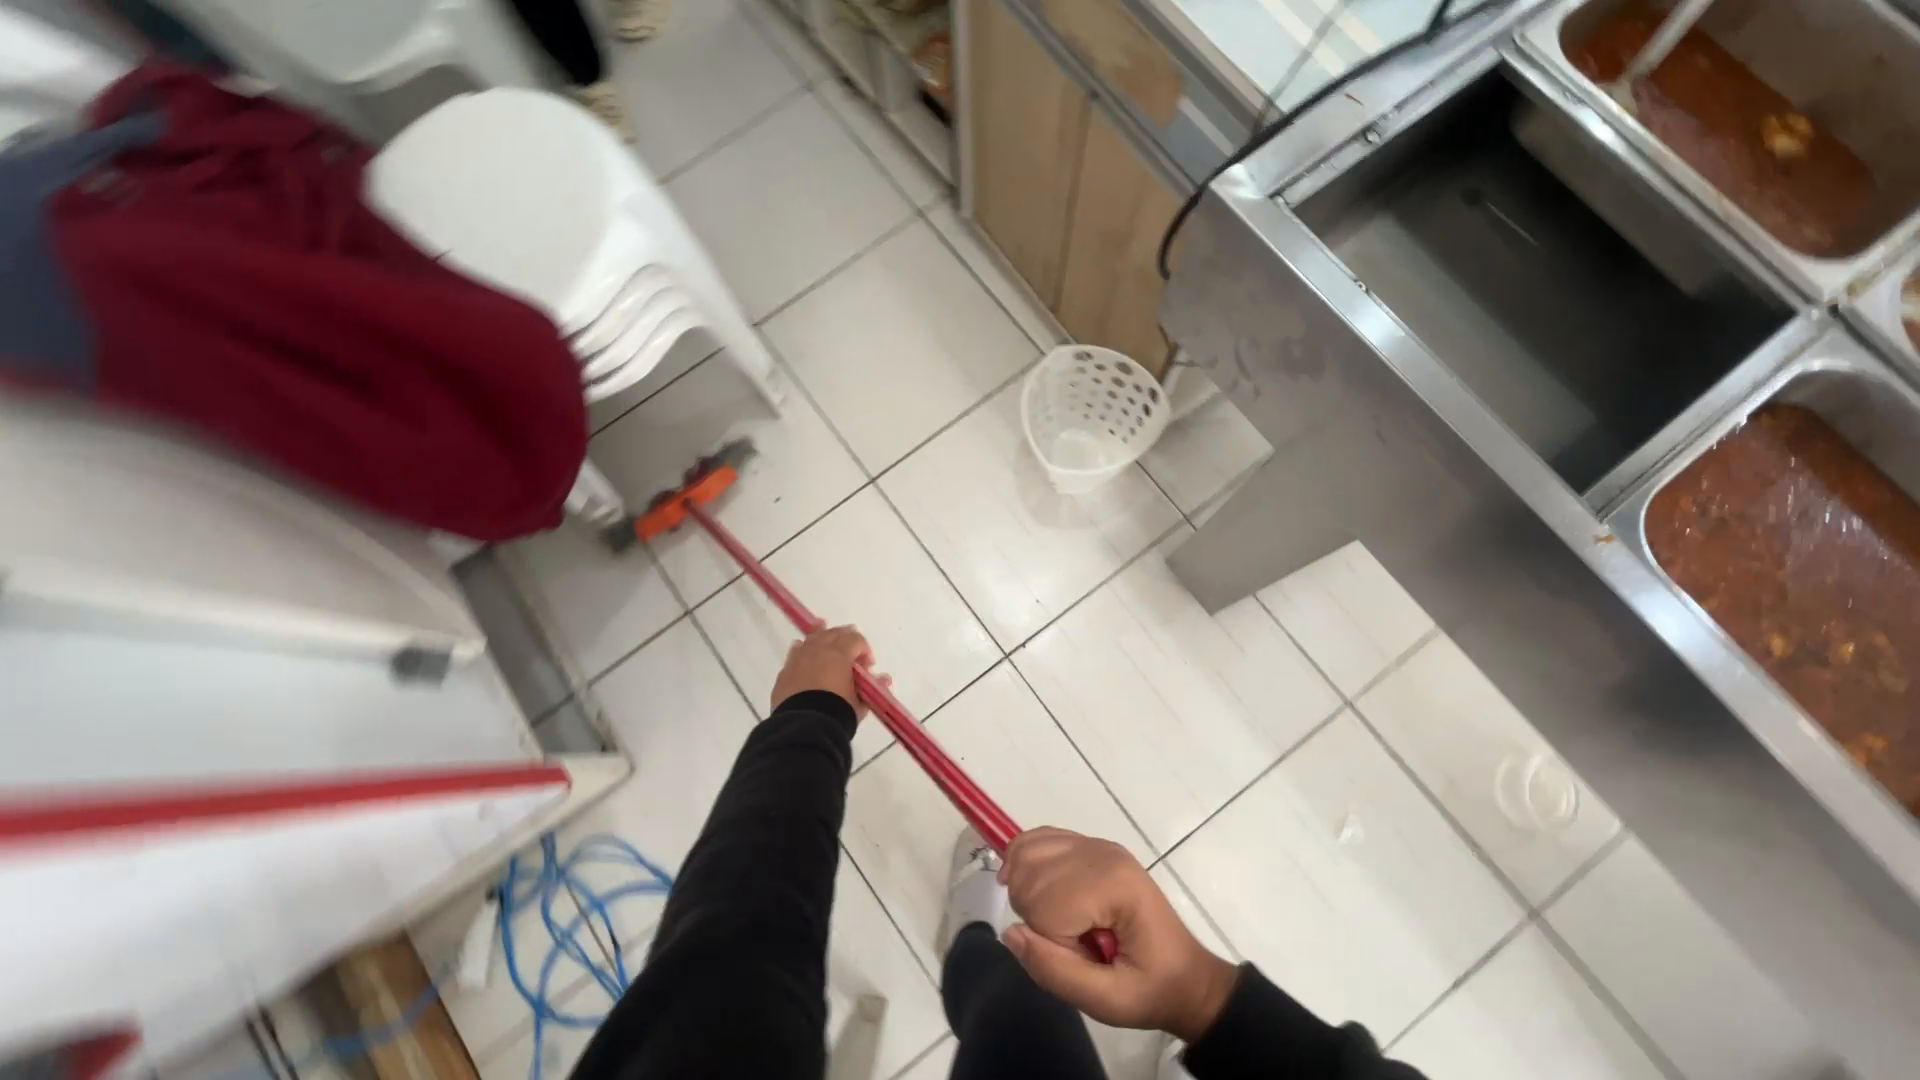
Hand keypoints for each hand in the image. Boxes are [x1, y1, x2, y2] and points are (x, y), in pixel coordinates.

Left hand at [769, 625, 888, 720]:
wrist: (804, 728)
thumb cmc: (837, 712)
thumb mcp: (860, 702)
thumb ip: (872, 687)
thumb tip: (886, 679)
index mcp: (839, 654)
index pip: (856, 639)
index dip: (864, 650)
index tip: (868, 667)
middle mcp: (818, 650)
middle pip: (834, 633)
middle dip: (846, 640)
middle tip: (852, 655)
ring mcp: (799, 659)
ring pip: (813, 639)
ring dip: (824, 640)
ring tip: (830, 648)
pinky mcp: (785, 671)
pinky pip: (796, 652)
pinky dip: (804, 651)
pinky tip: (806, 654)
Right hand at [999, 827, 1238, 1041]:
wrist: (1185, 976)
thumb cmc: (1150, 990)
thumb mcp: (1107, 1001)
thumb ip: (1055, 972)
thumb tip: (1011, 932)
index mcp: (1114, 887)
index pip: (1044, 903)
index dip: (1049, 941)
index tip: (1081, 960)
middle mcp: (1102, 854)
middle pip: (1030, 870)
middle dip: (1032, 913)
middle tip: (1068, 944)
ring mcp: (1096, 845)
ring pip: (1027, 849)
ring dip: (1024, 888)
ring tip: (1052, 919)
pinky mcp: (1090, 846)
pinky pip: (1038, 839)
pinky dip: (1024, 862)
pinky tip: (1034, 889)